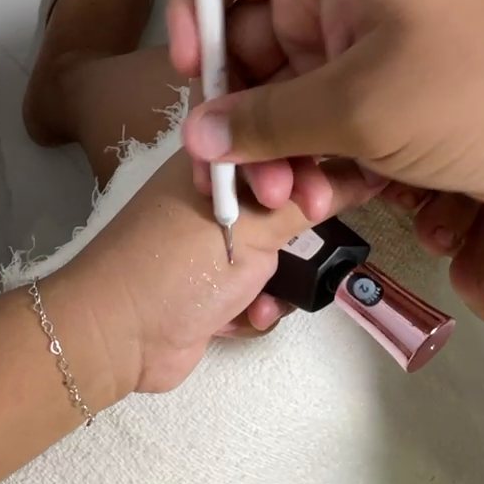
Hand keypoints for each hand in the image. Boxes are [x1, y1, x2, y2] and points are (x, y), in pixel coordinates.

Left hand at [55, 150, 382, 395]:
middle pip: (285, 203)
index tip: (324, 198)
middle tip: (296, 251)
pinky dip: (257, 306)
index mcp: (217, 163)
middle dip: (296, 235)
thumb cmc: (178, 265)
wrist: (118, 337)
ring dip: (278, 280)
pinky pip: (259, 290)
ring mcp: (213, 245)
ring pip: (278, 252)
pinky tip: (247, 317)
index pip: (281, 146)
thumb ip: (310, 199)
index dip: (310, 168)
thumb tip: (365, 169)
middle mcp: (216, 198)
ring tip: (264, 293)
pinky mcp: (214, 289)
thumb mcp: (252, 227)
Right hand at [164, 0, 483, 317]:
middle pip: (245, 47)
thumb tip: (195, 136)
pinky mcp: (383, 105)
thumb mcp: (360, 106)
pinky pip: (321, 129)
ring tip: (295, 203)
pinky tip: (327, 203)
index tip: (192, 76)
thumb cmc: (480, 90)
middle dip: (236, 117)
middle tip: (241, 183)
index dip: (194, 8)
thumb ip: (264, 120)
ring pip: (281, 100)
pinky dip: (316, 166)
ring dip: (275, 154)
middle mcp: (336, 4)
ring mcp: (361, 56)